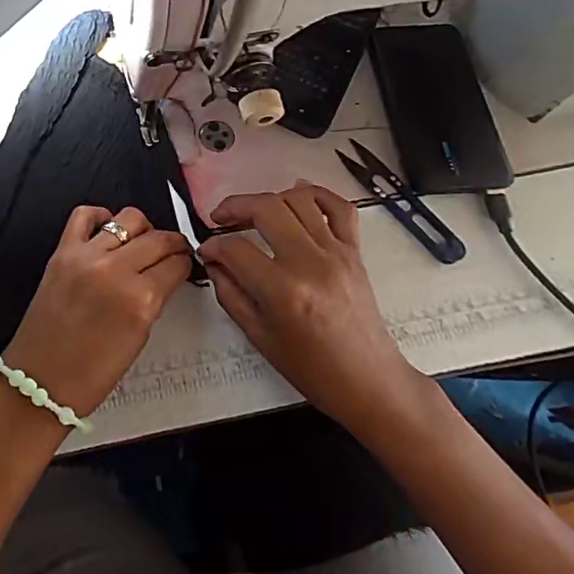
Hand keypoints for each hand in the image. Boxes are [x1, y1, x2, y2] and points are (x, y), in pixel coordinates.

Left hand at [1, 206, 190, 418]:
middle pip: (159, 239)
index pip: (175, 264)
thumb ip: (154, 300)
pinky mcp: (62, 253)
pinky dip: (102, 216)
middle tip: (173, 253)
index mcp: (140, 298)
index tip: (184, 265)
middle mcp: (115, 271)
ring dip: (144, 230)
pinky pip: (84, 215)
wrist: (41, 382)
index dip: (184, 264)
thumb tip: (165, 276)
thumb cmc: (90, 372)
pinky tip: (109, 229)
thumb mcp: (139, 337)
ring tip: (142, 243)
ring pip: (130, 219)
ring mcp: (86, 257)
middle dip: (172, 246)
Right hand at [198, 183, 435, 434]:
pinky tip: (297, 194)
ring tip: (254, 212)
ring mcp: (337, 253)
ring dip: (270, 198)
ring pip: (299, 200)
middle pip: (267, 209)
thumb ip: (231, 294)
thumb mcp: (260, 337)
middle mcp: (310, 263)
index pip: (236, 249)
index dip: (213, 246)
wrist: (366, 379)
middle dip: (235, 206)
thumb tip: (214, 263)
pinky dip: (318, 194)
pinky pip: (340, 208)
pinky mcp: (355, 252)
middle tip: (221, 218)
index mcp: (283, 291)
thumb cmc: (311, 368)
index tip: (207, 251)